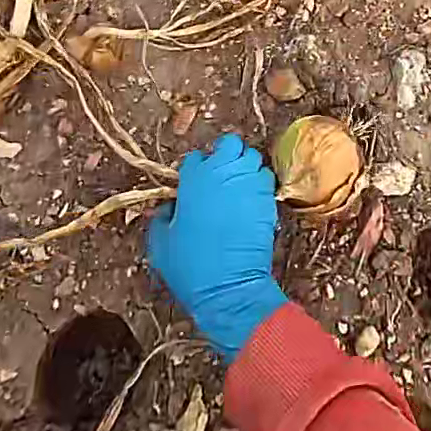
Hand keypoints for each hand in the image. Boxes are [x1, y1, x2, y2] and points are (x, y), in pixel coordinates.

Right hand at [147, 133, 287, 362]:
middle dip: (227, 154)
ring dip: (246, 167)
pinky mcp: (268, 197)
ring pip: (252, 157)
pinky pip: (266, 178)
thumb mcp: (161, 243)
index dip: (197, 169)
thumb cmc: (191, 265)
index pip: (196, 157)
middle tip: (222, 174)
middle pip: (231, 144)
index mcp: (195, 179)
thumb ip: (162, 217)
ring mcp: (249, 182)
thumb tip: (169, 207)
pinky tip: (252, 201)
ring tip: (239, 186)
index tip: (196, 183)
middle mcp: (224, 172)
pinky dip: (260, 184)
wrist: (229, 286)